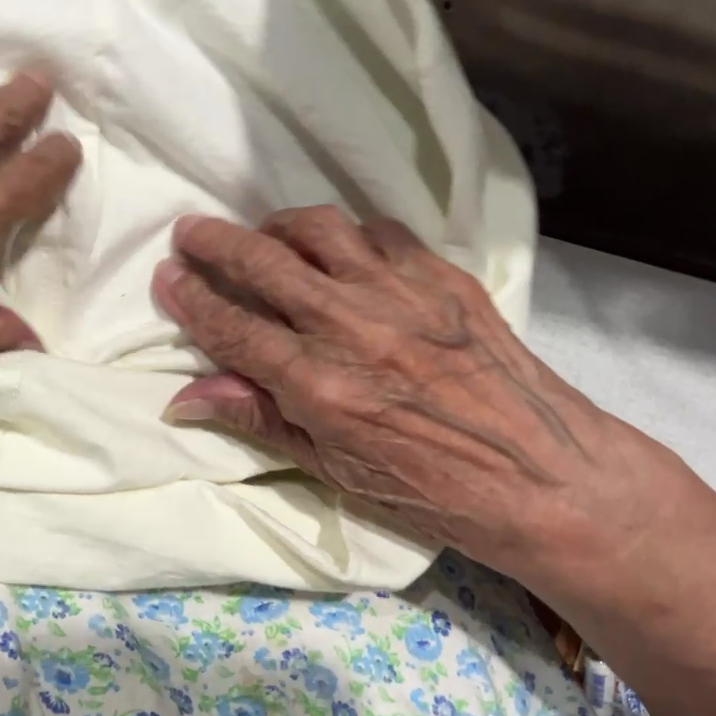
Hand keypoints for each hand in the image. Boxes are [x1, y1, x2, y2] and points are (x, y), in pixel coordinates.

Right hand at [151, 207, 702, 578]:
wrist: (550, 480)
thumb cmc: (431, 490)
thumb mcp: (333, 471)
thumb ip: (258, 420)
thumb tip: (183, 399)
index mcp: (320, 385)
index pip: (233, 327)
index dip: (191, 298)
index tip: (165, 275)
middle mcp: (354, 328)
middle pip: (264, 263)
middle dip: (215, 242)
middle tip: (189, 231)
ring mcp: (403, 295)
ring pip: (320, 230)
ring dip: (278, 224)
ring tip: (263, 233)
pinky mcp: (445, 278)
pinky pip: (380, 232)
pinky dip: (347, 234)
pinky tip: (341, 250)